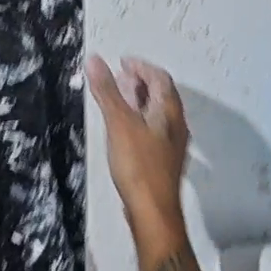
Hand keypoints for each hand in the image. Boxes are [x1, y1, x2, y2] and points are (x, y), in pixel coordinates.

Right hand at [86, 55, 189, 226]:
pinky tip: (124, 128)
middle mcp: (175, 125)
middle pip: (162, 94)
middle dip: (141, 81)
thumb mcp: (118, 123)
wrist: (153, 210)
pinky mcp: (162, 160)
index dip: (142, 67)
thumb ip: (107, 91)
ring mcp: (171, 144)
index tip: (123, 61)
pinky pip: (153, 128)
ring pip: (158, 113)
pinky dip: (139, 117)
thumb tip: (95, 60)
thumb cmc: (138, 164)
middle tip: (120, 76)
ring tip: (120, 97)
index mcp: (169, 112)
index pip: (160, 79)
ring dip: (140, 100)